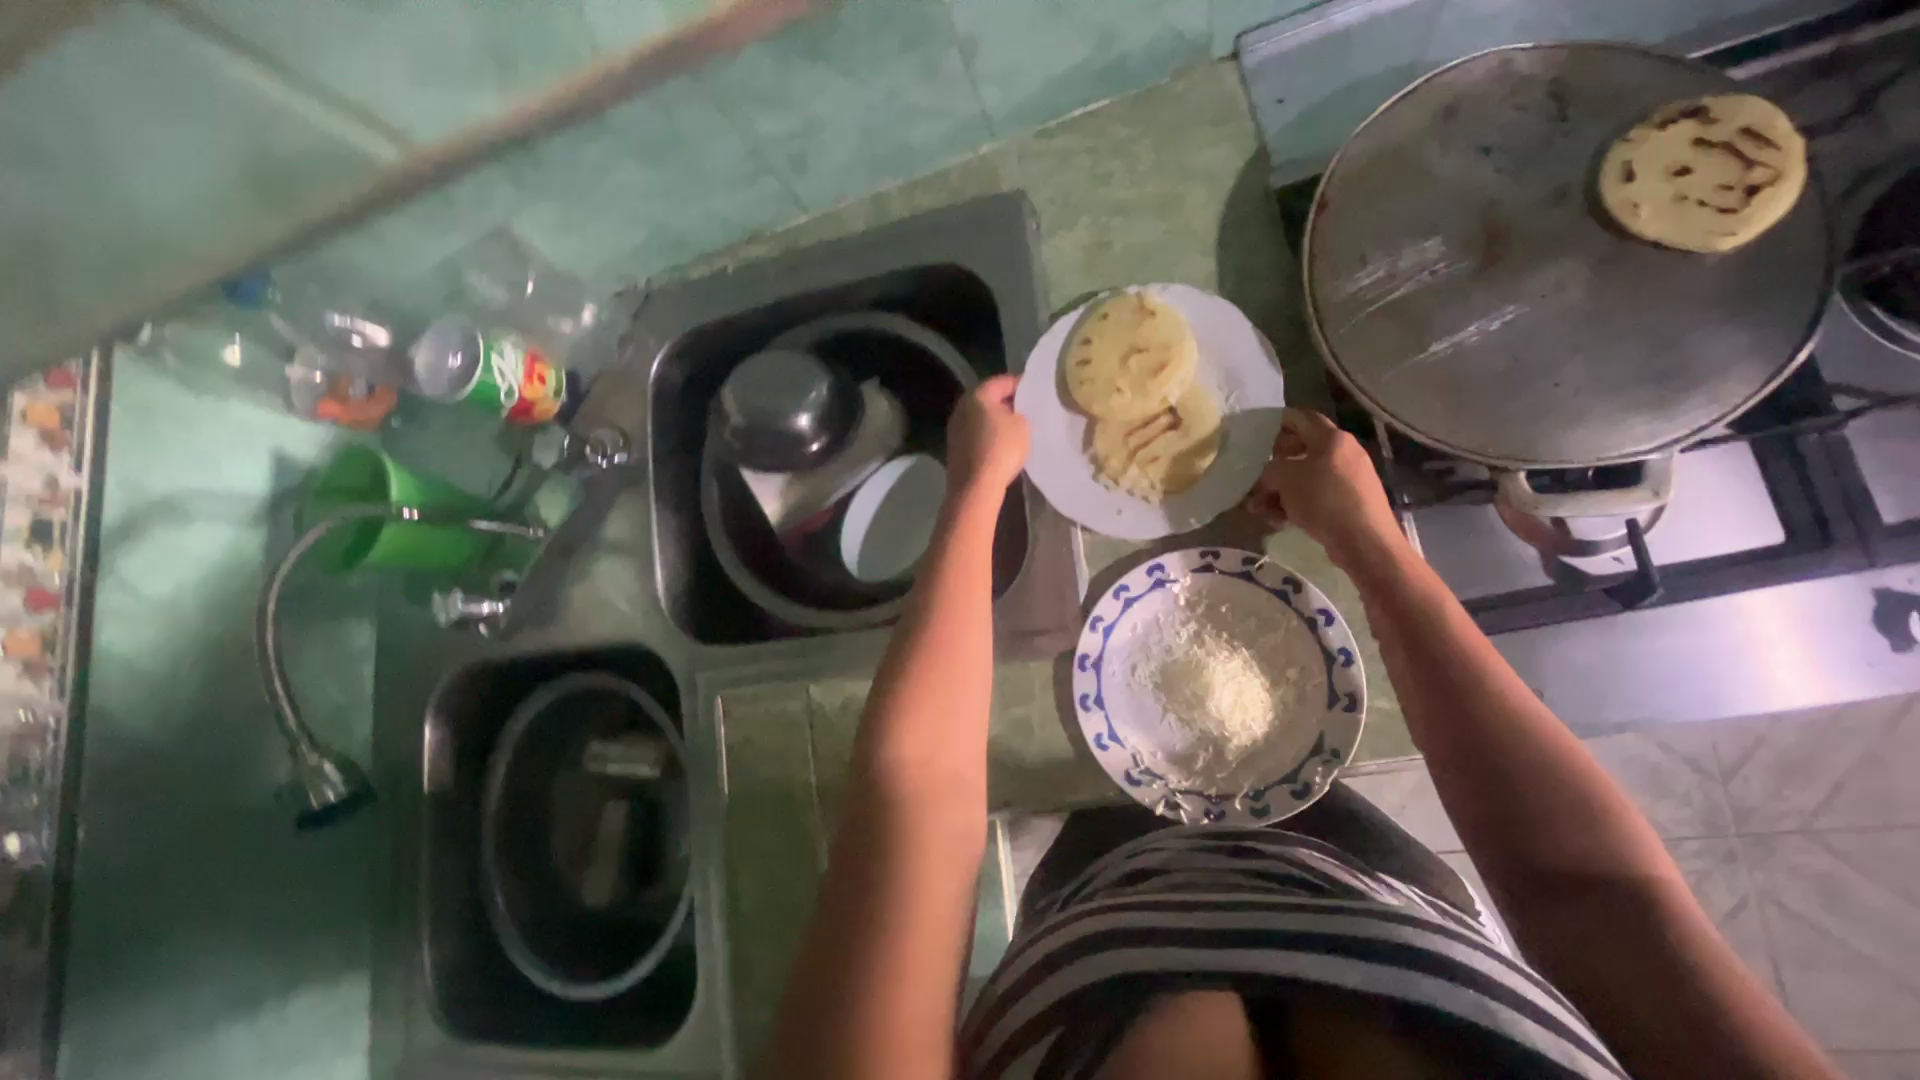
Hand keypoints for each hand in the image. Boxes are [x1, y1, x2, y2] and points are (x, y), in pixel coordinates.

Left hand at [947, 375, 1029, 494]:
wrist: (976, 487)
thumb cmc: (1002, 449)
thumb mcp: (1022, 425)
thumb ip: (1019, 412)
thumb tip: (1011, 413)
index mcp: (977, 396)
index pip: (1001, 382)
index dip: (1020, 384)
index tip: (1034, 390)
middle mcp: (961, 408)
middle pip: (987, 399)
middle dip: (1006, 402)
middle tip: (1026, 408)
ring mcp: (955, 429)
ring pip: (980, 418)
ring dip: (996, 420)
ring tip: (1016, 427)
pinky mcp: (955, 449)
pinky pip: (976, 435)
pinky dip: (988, 435)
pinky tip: (1001, 444)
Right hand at [1243, 408, 1406, 568]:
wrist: (1365, 540)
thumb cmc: (1324, 499)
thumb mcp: (1285, 479)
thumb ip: (1269, 470)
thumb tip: (1266, 477)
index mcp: (1332, 438)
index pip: (1301, 418)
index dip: (1277, 422)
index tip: (1256, 434)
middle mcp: (1344, 452)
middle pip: (1301, 450)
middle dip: (1275, 465)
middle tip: (1257, 477)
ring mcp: (1349, 477)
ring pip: (1306, 477)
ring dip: (1281, 491)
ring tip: (1261, 510)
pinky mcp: (1350, 501)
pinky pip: (1317, 495)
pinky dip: (1297, 504)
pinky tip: (1280, 521)